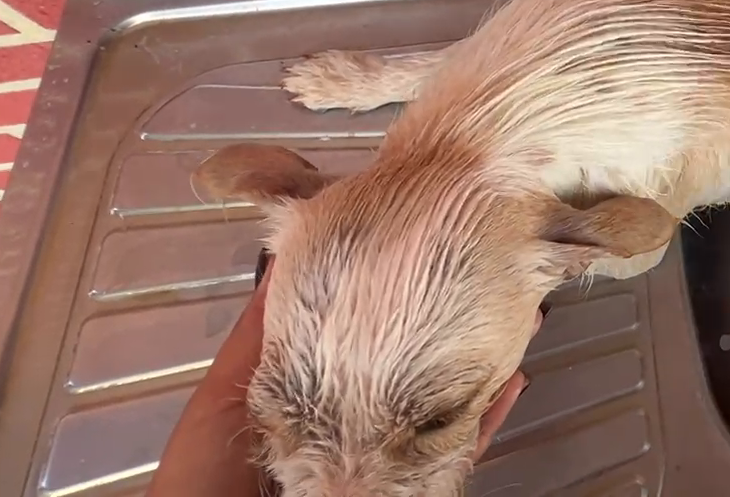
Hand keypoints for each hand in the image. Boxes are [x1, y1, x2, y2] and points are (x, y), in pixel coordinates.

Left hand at [149, 266, 537, 495]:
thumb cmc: (208, 485)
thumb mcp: (223, 400)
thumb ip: (261, 334)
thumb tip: (289, 255)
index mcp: (322, 393)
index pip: (377, 334)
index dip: (408, 297)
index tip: (438, 259)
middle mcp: (365, 419)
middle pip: (421, 361)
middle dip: (456, 325)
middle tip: (491, 283)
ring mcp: (391, 454)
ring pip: (448, 396)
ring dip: (481, 361)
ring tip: (521, 320)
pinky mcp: (414, 486)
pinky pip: (460, 445)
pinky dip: (488, 414)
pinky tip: (513, 379)